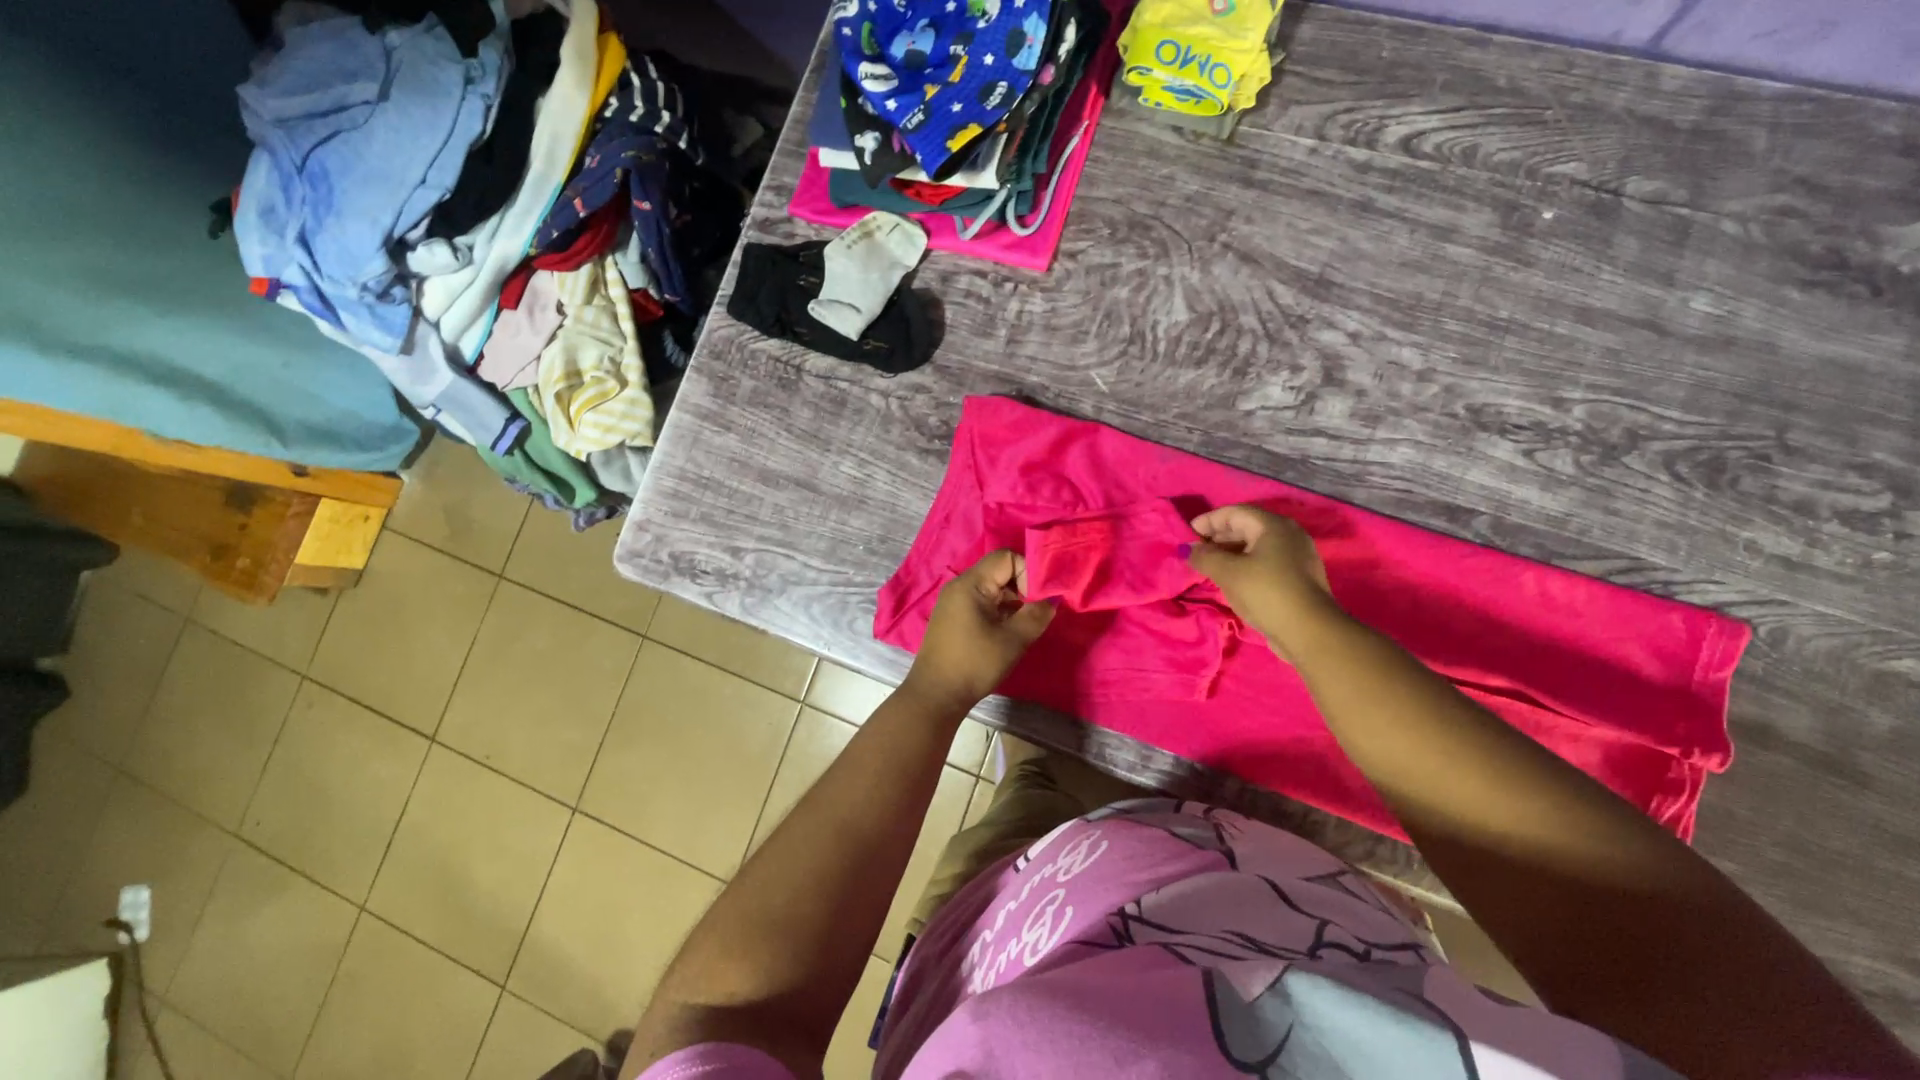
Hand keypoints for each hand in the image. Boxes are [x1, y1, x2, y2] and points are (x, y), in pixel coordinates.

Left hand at [902, 550, 1055, 713]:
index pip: (1007, 557)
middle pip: (1000, 570)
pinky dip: (1000, 610)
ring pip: (993, 587)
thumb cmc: (975, 664)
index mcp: (971, 584)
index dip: (1029, 572)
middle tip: (1037, 612)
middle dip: (1024, 587)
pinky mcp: (954, 617)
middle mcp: (960, 586)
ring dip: (1013, 601)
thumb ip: (1037, 614)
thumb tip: (1053, 599)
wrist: (936, 695)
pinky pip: (983, 602)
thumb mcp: (1013, 640)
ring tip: (1026, 624)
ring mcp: (955, 601)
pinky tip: (1009, 631)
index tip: (1040, 599)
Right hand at [1187, 504, 1340, 661]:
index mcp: (1273, 526)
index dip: (1209, 520)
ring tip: (1211, 566)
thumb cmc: (1266, 593)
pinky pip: (1266, 562)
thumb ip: (1204, 557)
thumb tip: (1188, 549)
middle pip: (1247, 527)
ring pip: (1257, 546)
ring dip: (1231, 552)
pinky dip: (1246, 565)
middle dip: (1219, 537)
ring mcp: (1297, 556)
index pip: (1234, 513)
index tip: (1188, 533)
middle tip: (1197, 550)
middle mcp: (1288, 534)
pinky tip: (1233, 579)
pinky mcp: (1298, 577)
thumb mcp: (1228, 573)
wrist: (1309, 631)